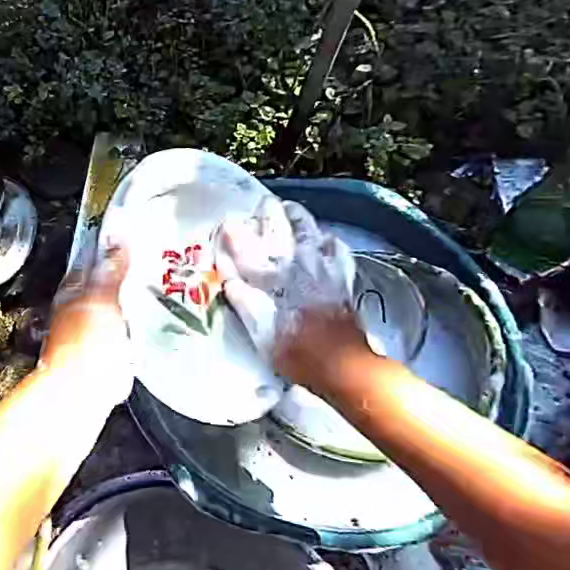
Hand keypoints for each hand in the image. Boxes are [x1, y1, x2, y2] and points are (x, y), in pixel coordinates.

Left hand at [36, 243, 132, 411]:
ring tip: (149, 298)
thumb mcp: (104, 299)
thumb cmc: (85, 348)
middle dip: (119, 280)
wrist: (80, 396)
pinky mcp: (99, 361)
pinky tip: (142, 334)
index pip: (89, 262)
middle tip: (143, 268)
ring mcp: (86, 339)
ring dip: (125, 307)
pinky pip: (118, 339)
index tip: (126, 242)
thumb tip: (117, 242)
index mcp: (72, 294)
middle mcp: (74, 315)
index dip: (107, 251)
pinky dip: (129, 334)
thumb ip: (111, 271)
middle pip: (98, 289)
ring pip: (108, 314)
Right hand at [217, 199, 366, 387]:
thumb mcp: (259, 332)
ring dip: (298, 218)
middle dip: (268, 214)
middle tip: (262, 205)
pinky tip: (326, 239)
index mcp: (271, 279)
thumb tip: (230, 280)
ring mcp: (322, 268)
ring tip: (290, 209)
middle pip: (280, 229)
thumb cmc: (296, 352)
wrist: (342, 364)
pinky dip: (330, 241)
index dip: (235, 235)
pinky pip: (337, 250)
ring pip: (309, 231)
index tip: (227, 224)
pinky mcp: (342, 277)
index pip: (247, 250)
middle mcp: (296, 265)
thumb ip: (244, 302)